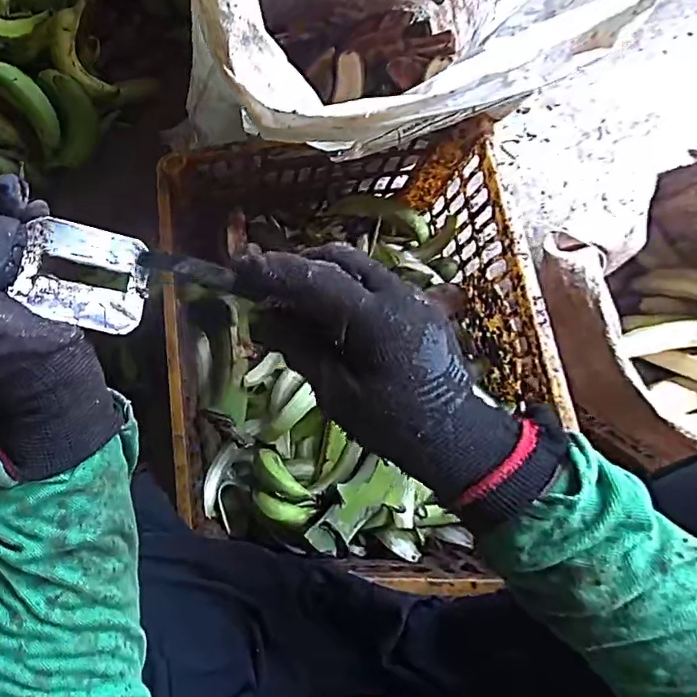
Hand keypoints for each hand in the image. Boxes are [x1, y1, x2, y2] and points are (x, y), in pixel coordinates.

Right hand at [233, 244, 562, 525]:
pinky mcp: (415, 304)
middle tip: (259, 284)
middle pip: (335, 258)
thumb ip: (300, 349)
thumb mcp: (338, 394)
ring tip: (286, 298)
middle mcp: (396, 294)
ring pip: (353, 264)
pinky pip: (369, 280)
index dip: (273, 270)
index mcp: (376, 320)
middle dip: (293, 265)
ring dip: (315, 272)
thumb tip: (260, 319)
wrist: (458, 437)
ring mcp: (410, 295)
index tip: (237, 266)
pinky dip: (338, 284)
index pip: (315, 279)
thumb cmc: (395, 425)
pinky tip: (321, 311)